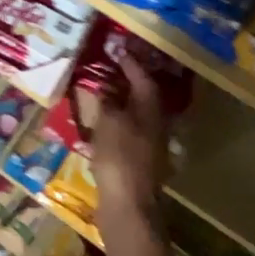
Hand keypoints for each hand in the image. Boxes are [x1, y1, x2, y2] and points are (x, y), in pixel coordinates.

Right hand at [91, 56, 168, 217]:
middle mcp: (155, 125)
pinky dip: (115, 123)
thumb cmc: (119, 158)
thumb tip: (106, 87)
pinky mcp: (138, 162)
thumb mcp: (109, 123)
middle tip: (109, 68)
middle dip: (127, 82)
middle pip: (143, 97)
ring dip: (120, 102)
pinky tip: (99, 125)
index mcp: (151, 110)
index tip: (117, 49)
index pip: (143, 79)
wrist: (128, 206)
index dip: (130, 63)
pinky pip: (127, 132)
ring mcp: (149, 145)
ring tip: (100, 93)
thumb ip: (108, 101)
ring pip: (135, 115)